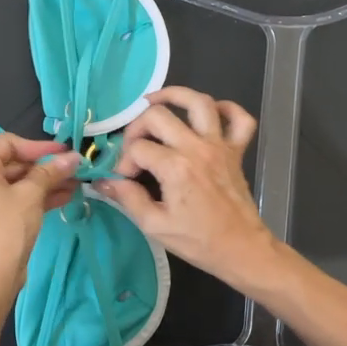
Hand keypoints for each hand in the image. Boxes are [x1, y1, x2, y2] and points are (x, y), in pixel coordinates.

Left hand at [0, 133, 80, 298]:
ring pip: (15, 184)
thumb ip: (51, 172)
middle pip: (12, 164)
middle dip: (45, 167)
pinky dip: (35, 198)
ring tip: (75, 184)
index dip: (38, 146)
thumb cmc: (7, 226)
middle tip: (74, 170)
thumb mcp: (31, 194)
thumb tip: (73, 157)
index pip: (8, 143)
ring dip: (44, 183)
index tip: (64, 152)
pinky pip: (12, 200)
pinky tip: (63, 198)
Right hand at [96, 86, 277, 287]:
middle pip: (159, 115)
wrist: (242, 250)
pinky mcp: (236, 151)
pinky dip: (226, 109)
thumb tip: (104, 183)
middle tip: (133, 147)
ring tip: (156, 102)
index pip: (138, 149)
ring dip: (175, 95)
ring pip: (200, 102)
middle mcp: (197, 148)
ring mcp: (220, 146)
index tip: (123, 180)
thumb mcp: (155, 225)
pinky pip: (240, 119)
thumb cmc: (198, 241)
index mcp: (175, 167)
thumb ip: (128, 199)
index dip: (124, 162)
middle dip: (137, 127)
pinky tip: (209, 114)